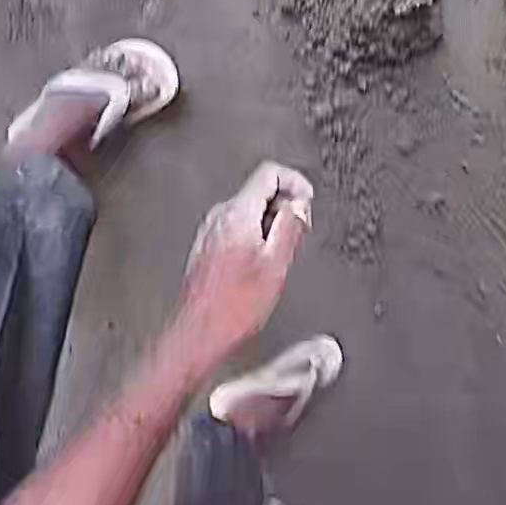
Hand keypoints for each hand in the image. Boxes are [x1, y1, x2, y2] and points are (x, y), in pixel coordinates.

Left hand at [173, 162, 312, 364]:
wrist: (198, 332)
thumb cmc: (233, 307)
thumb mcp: (276, 265)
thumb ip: (290, 226)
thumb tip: (299, 204)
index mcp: (238, 213)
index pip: (269, 172)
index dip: (295, 182)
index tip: (307, 200)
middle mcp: (221, 214)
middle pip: (261, 191)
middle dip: (285, 207)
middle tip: (298, 233)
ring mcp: (212, 228)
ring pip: (250, 209)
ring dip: (271, 223)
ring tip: (279, 255)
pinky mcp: (208, 243)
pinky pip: (238, 225)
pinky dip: (255, 234)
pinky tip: (260, 264)